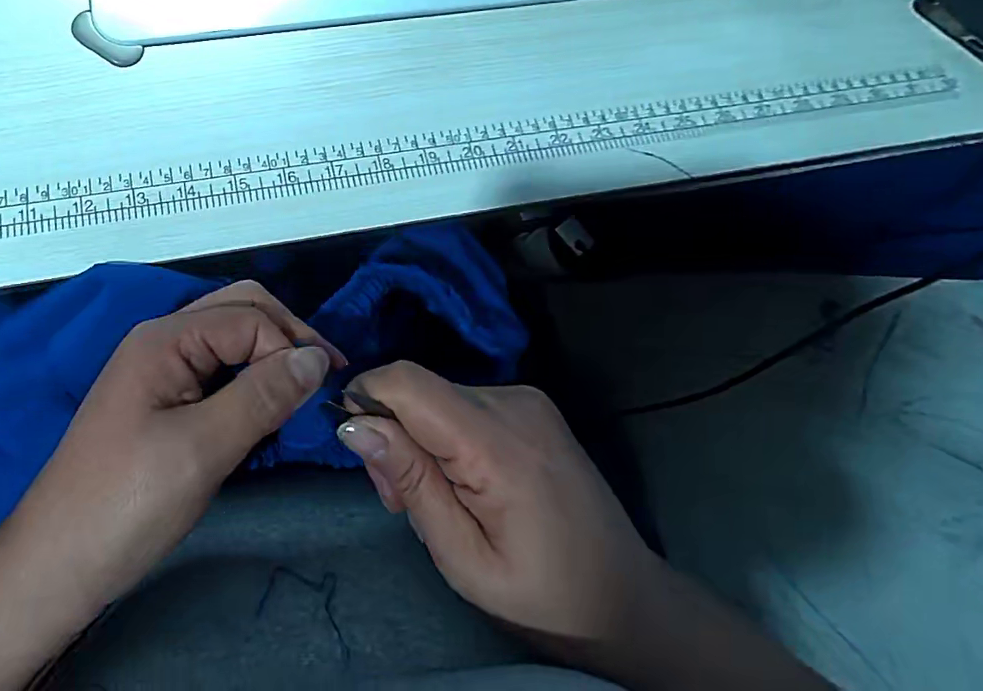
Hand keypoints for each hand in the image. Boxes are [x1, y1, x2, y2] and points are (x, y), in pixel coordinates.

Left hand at [0, 282, 342, 690]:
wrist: (59, 557)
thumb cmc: (127, 502)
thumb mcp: (201, 448)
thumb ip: (261, 396)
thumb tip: (315, 358)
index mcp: (163, 338)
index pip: (247, 317)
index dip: (290, 347)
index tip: (327, 393)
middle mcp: (160, 339)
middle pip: (237, 312)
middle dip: (285, 338)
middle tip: (324, 384)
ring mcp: (157, 367)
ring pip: (227, 340)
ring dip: (268, 359)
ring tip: (301, 398)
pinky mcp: (160, 397)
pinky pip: (214, 369)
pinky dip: (247, 381)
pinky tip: (265, 409)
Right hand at [334, 362, 831, 690]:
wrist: (629, 600)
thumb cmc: (544, 596)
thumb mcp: (463, 558)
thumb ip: (410, 482)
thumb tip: (352, 423)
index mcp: (499, 444)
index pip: (406, 382)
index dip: (366, 400)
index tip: (362, 452)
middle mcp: (512, 402)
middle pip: (414, 389)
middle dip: (389, 434)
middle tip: (400, 498)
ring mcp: (524, 398)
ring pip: (431, 394)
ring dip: (414, 437)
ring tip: (435, 496)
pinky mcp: (526, 402)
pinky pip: (456, 400)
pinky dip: (440, 432)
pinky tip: (459, 477)